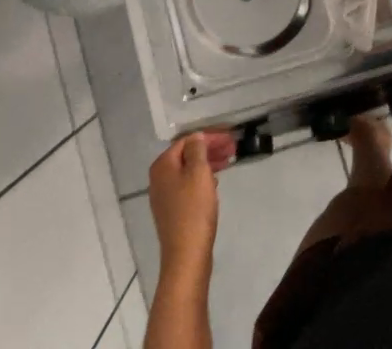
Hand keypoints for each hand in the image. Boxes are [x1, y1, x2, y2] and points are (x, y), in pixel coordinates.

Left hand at [149, 132, 231, 273]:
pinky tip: (214, 183)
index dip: (209, 137)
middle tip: (232, 149)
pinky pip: (187, 185)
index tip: (230, 139)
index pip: (187, 141)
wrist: (186, 255)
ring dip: (207, 163)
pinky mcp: (172, 210)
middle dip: (209, 149)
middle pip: (186, 155)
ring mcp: (164, 195)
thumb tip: (195, 137)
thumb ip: (197, 150)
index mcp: (163, 165)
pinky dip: (201, 179)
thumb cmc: (194, 210)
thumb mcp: (199, 173)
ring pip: (187, 170)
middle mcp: (159, 178)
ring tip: (227, 163)